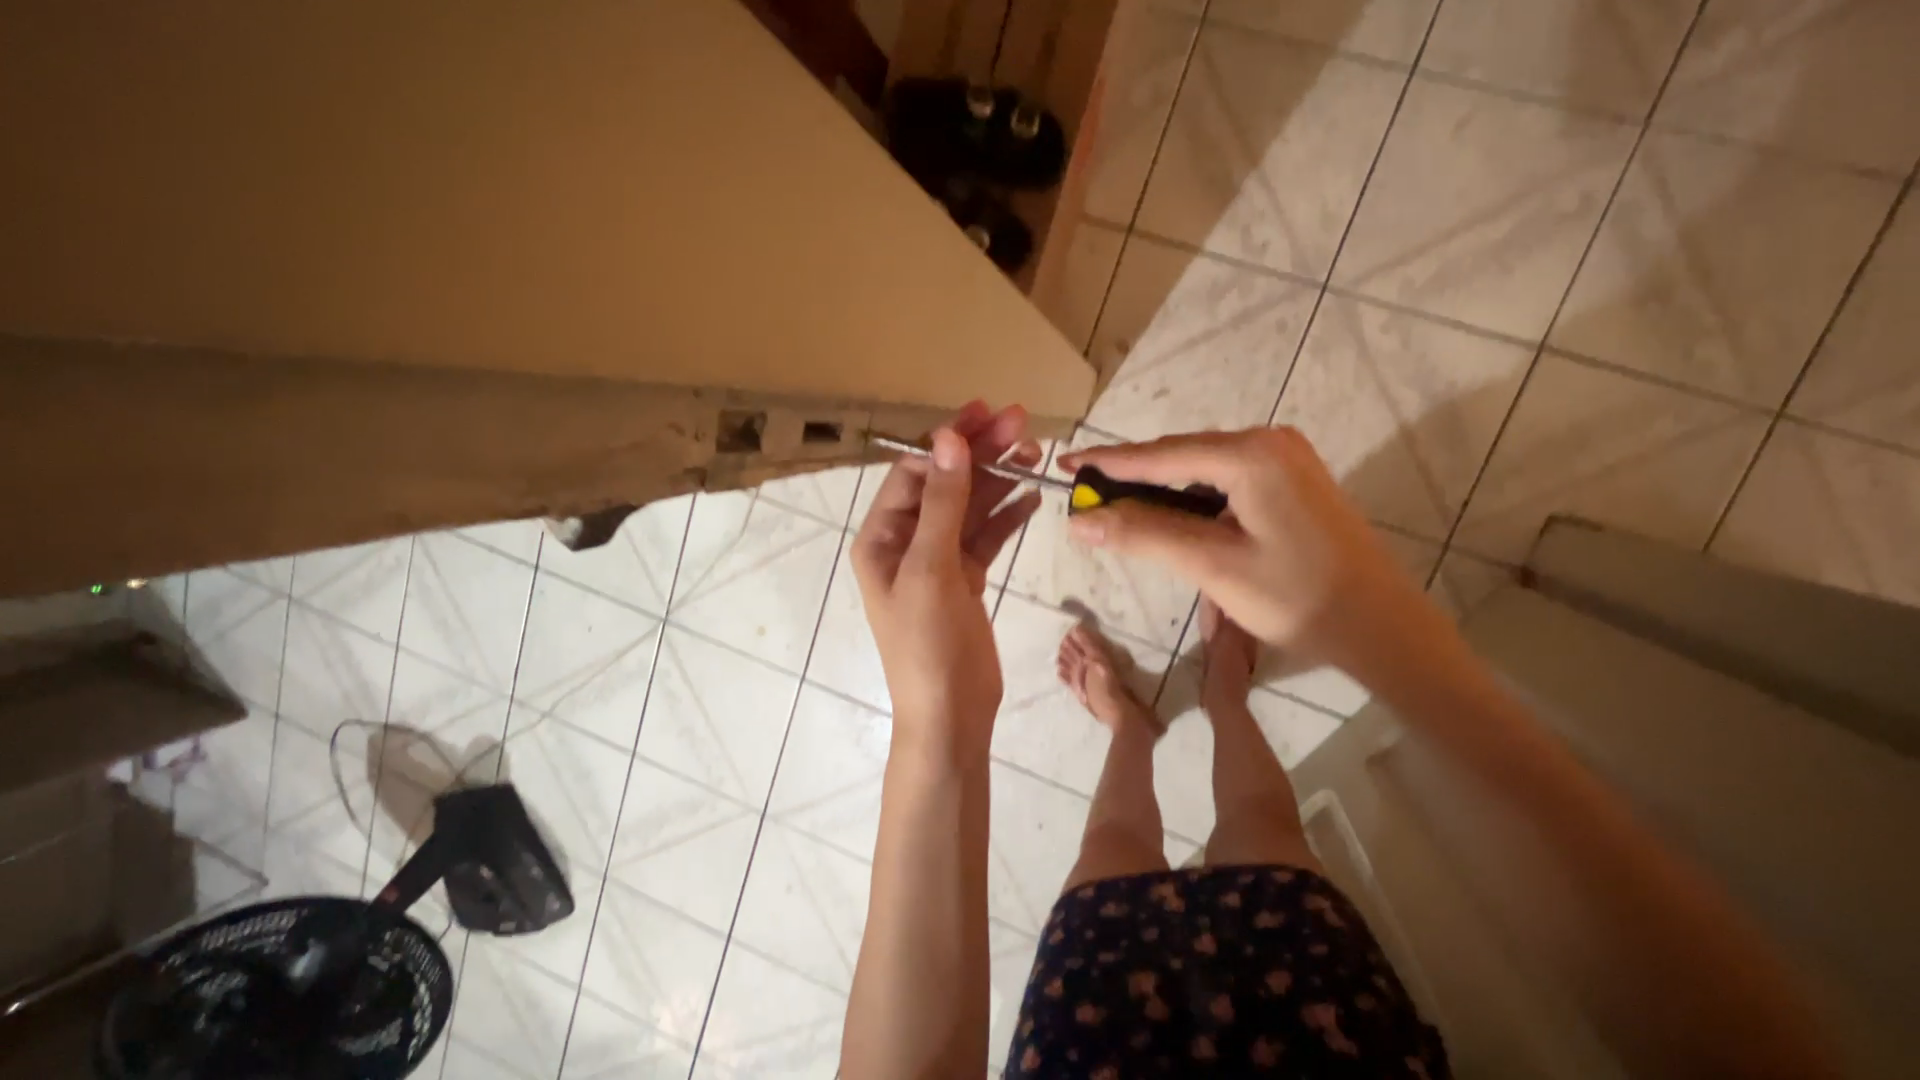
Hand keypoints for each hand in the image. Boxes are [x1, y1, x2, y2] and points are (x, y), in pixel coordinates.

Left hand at [852, 402, 1040, 758]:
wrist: (950, 712)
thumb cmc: (926, 642)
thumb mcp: (930, 569)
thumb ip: (943, 503)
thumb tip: (948, 439)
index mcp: (882, 537)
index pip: (914, 474)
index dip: (948, 443)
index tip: (987, 416)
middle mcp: (906, 543)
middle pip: (946, 485)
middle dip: (980, 453)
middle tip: (1021, 421)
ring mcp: (938, 561)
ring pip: (970, 508)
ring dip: (999, 480)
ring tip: (1035, 452)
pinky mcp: (965, 580)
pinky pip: (986, 537)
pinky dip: (1007, 516)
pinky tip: (1033, 497)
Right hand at [1059, 428, 1438, 668]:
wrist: (1381, 625)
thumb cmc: (1297, 597)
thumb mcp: (1212, 566)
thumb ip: (1143, 535)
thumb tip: (1080, 520)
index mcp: (1250, 455)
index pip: (1159, 455)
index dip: (1107, 463)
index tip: (1063, 464)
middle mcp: (1269, 441)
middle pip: (1180, 457)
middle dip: (1132, 479)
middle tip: (1086, 500)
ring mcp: (1286, 458)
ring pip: (1202, 469)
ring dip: (1161, 491)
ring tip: (1119, 513)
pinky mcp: (1294, 479)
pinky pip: (1227, 479)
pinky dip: (1193, 499)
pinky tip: (1172, 519)